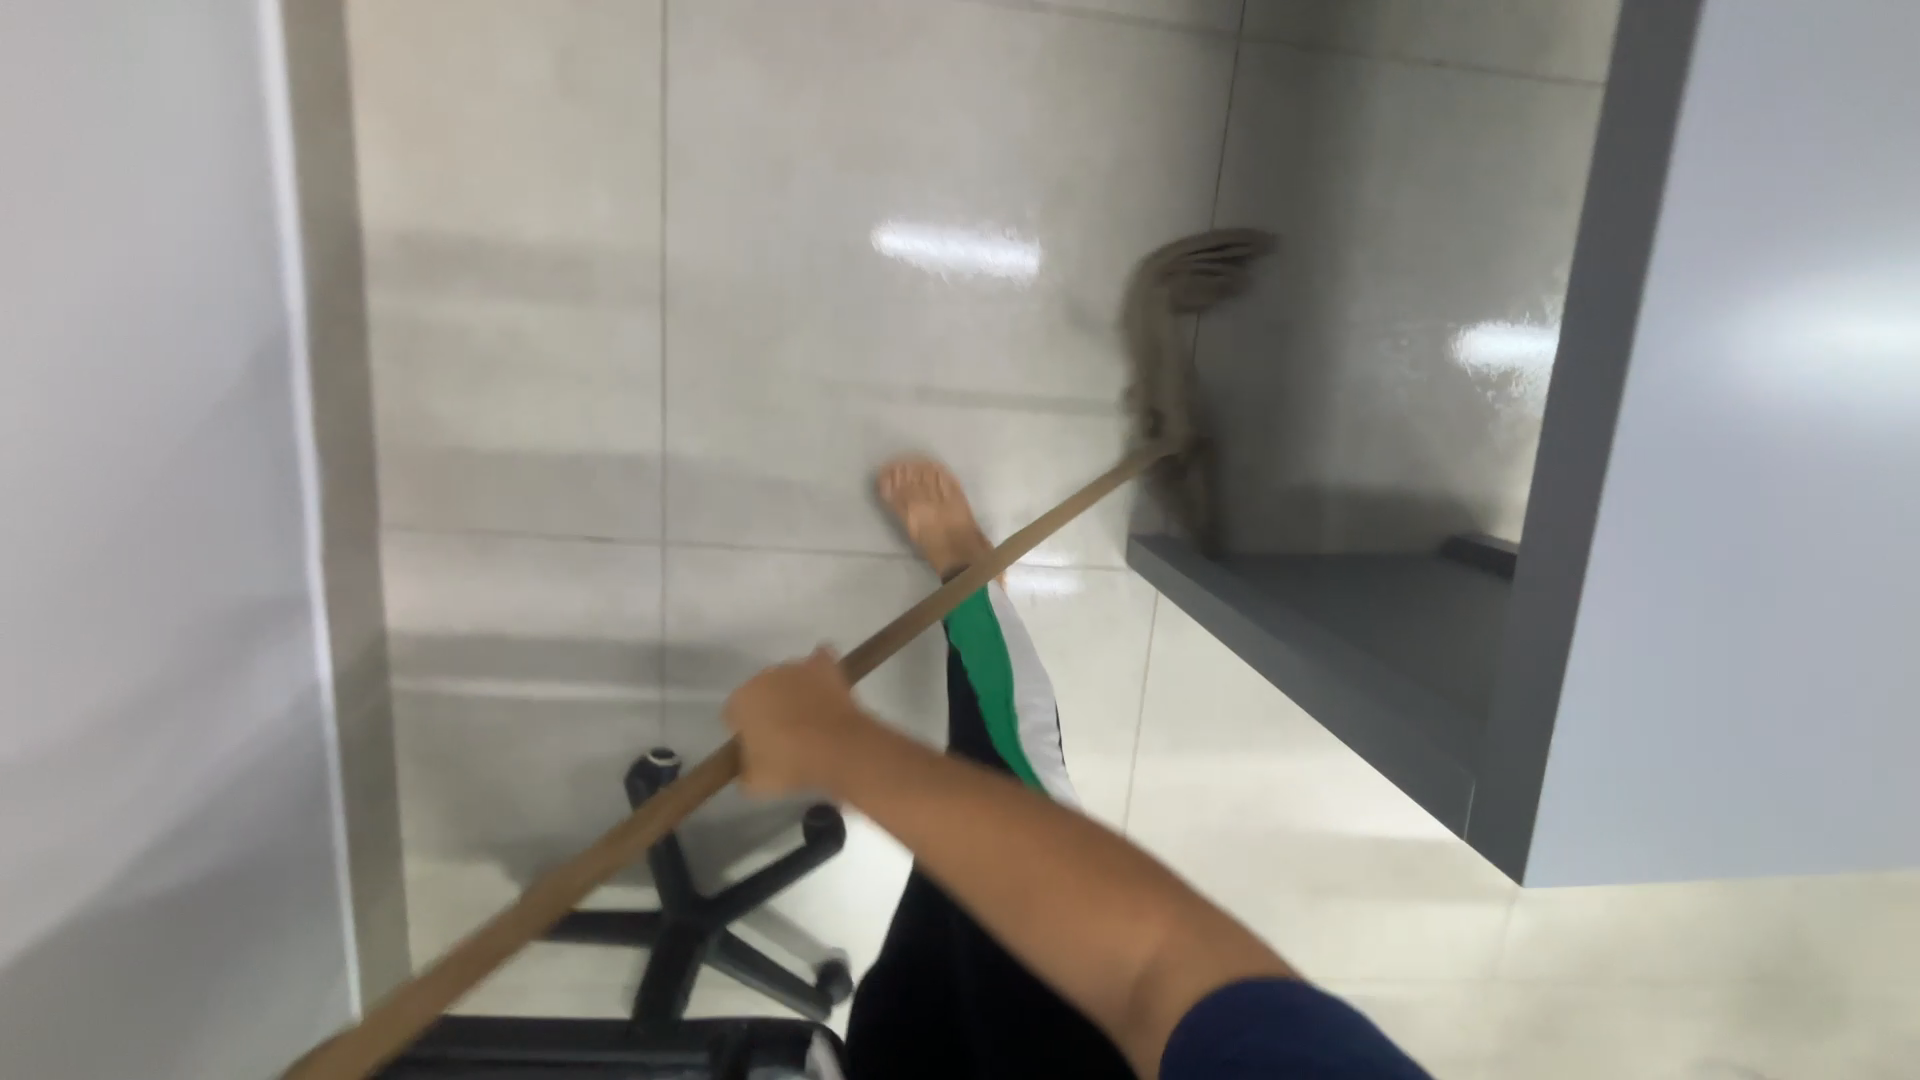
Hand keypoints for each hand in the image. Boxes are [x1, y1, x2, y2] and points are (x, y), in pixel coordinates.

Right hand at [722, 647, 876, 796]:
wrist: (837, 748)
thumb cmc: (790, 764)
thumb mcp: (756, 783)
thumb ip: (746, 771)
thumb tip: (751, 768)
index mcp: (742, 699)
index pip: (734, 713)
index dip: (745, 731)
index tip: (759, 748)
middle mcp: (766, 675)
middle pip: (762, 691)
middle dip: (769, 708)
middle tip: (785, 735)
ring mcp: (797, 666)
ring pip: (789, 678)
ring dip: (795, 692)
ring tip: (811, 718)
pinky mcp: (825, 665)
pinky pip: (819, 661)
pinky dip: (821, 671)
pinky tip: (826, 686)